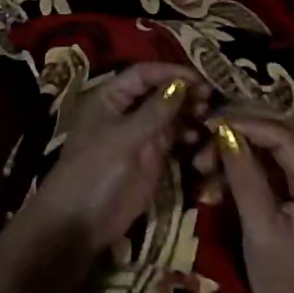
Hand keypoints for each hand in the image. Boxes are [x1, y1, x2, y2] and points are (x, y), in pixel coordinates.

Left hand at [15, 62, 198, 251]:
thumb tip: (182, 84)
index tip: (200, 78)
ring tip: (210, 117)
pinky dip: (186, 134)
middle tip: (211, 98)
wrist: (81, 220)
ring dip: (188, 113)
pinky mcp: (149, 157)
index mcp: (109, 97)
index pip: (142, 74)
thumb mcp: (124, 138)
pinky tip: (200, 138)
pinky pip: (171, 138)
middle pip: (158, 92)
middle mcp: (125, 110)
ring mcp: (138, 134)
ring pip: (168, 115)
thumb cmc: (95, 170)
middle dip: (183, 92)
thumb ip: (154, 112)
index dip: (169, 72)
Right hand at [215, 112, 293, 292]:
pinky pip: (262, 168)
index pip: (285, 136)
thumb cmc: (286, 284)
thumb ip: (245, 178)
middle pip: (275, 136)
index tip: (208, 125)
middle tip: (200, 144)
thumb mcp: (261, 230)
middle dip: (235, 135)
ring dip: (231, 153)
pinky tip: (211, 187)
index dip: (246, 124)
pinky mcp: (291, 195)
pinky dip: (235, 171)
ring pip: (264, 150)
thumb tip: (224, 133)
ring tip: (200, 168)